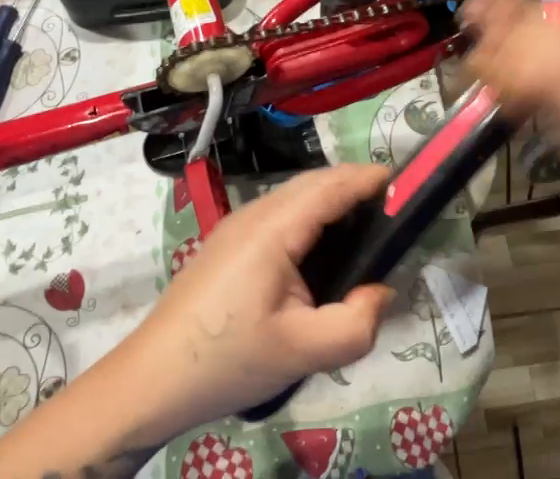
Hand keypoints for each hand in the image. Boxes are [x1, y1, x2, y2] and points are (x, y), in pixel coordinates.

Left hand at [100, 165, 396, 441]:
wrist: (152, 379)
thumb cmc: (228, 360)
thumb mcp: (303, 352)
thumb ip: (357, 324)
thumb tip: (382, 292)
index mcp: (273, 229)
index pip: (331, 185)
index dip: (369, 179)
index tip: (407, 185)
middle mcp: (253, 214)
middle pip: (313, 183)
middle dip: (355, 188)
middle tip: (393, 215)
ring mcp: (235, 226)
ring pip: (294, 197)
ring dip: (331, 202)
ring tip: (365, 233)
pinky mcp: (227, 243)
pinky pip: (278, 214)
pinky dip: (310, 217)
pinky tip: (321, 253)